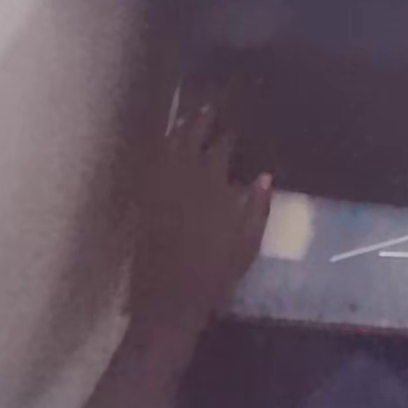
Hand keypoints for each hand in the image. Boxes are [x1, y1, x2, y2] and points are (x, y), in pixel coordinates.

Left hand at [127, 105, 272, 351]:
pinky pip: (150, 166)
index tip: (233, 128)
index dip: (227, 137)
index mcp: (212, 190)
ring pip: (167, 149)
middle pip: (190, 141)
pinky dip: (158, 151)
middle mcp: (184, 182)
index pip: (220, 150)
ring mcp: (160, 190)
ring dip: (177, 130)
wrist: (169, 299)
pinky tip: (163, 145)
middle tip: (207, 108)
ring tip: (186, 118)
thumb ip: (257, 208)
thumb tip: (264, 176)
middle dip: (199, 122)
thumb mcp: (247, 245)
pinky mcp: (144, 201)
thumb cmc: (214, 275)